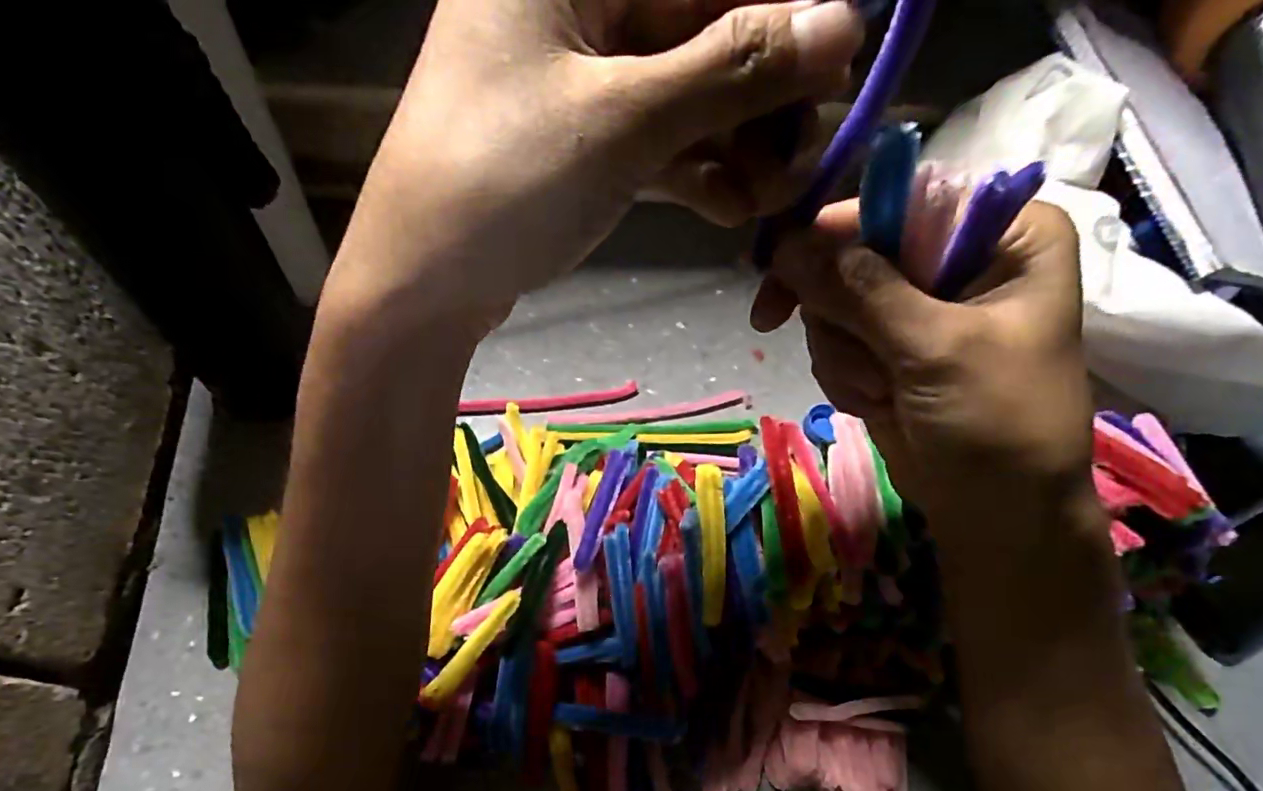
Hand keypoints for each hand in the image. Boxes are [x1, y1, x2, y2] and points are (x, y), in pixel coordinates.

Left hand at [329, 0, 863, 330]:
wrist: (420, 290)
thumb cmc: (502, 186)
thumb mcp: (622, 122)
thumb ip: (732, 68)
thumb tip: (842, 21)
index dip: (781, 6)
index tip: (839, 57)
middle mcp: (571, 4)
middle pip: (699, 26)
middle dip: (762, 92)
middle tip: (803, 154)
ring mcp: (574, 79)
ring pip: (684, 89)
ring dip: (736, 142)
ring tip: (770, 199)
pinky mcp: (578, 143)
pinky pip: (656, 139)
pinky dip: (695, 172)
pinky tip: (731, 211)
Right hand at [750, 198, 1093, 543]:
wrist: (996, 510)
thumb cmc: (998, 422)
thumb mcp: (938, 349)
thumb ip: (862, 292)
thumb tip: (787, 243)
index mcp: (1001, 232)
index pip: (897, 201)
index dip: (835, 231)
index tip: (778, 265)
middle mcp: (955, 259)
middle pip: (852, 254)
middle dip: (844, 317)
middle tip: (862, 362)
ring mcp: (914, 309)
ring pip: (831, 305)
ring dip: (847, 357)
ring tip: (888, 393)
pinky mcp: (884, 350)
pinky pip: (831, 344)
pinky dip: (846, 378)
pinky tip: (881, 403)